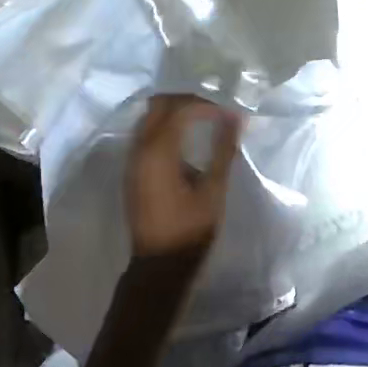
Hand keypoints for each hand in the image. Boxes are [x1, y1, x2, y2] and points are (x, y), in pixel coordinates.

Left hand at [126, 95, 242, 261]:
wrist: (159, 265)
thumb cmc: (190, 229)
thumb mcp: (213, 190)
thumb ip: (223, 150)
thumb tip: (236, 117)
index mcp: (158, 150)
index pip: (180, 108)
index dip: (205, 104)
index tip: (228, 111)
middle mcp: (139, 148)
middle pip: (159, 105)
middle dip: (187, 100)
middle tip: (214, 108)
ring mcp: (132, 159)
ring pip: (149, 117)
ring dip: (174, 112)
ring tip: (202, 119)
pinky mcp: (132, 170)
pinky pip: (145, 133)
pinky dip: (164, 126)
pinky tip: (185, 139)